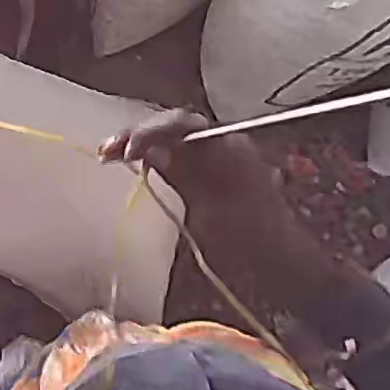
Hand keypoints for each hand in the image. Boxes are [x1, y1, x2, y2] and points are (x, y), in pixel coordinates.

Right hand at [100, 109, 364, 312]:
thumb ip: (179, 174)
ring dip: (142, 144)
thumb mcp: (207, 209)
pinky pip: (179, 153)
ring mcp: (219, 156)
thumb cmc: (247, 241)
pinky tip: (134, 164)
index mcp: (226, 146)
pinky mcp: (214, 171)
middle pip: (173, 126)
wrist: (284, 267)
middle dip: (137, 135)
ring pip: (173, 138)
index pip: (180, 122)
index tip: (125, 152)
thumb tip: (148, 150)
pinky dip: (155, 156)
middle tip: (106, 151)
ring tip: (110, 155)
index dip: (148, 131)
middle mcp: (223, 143)